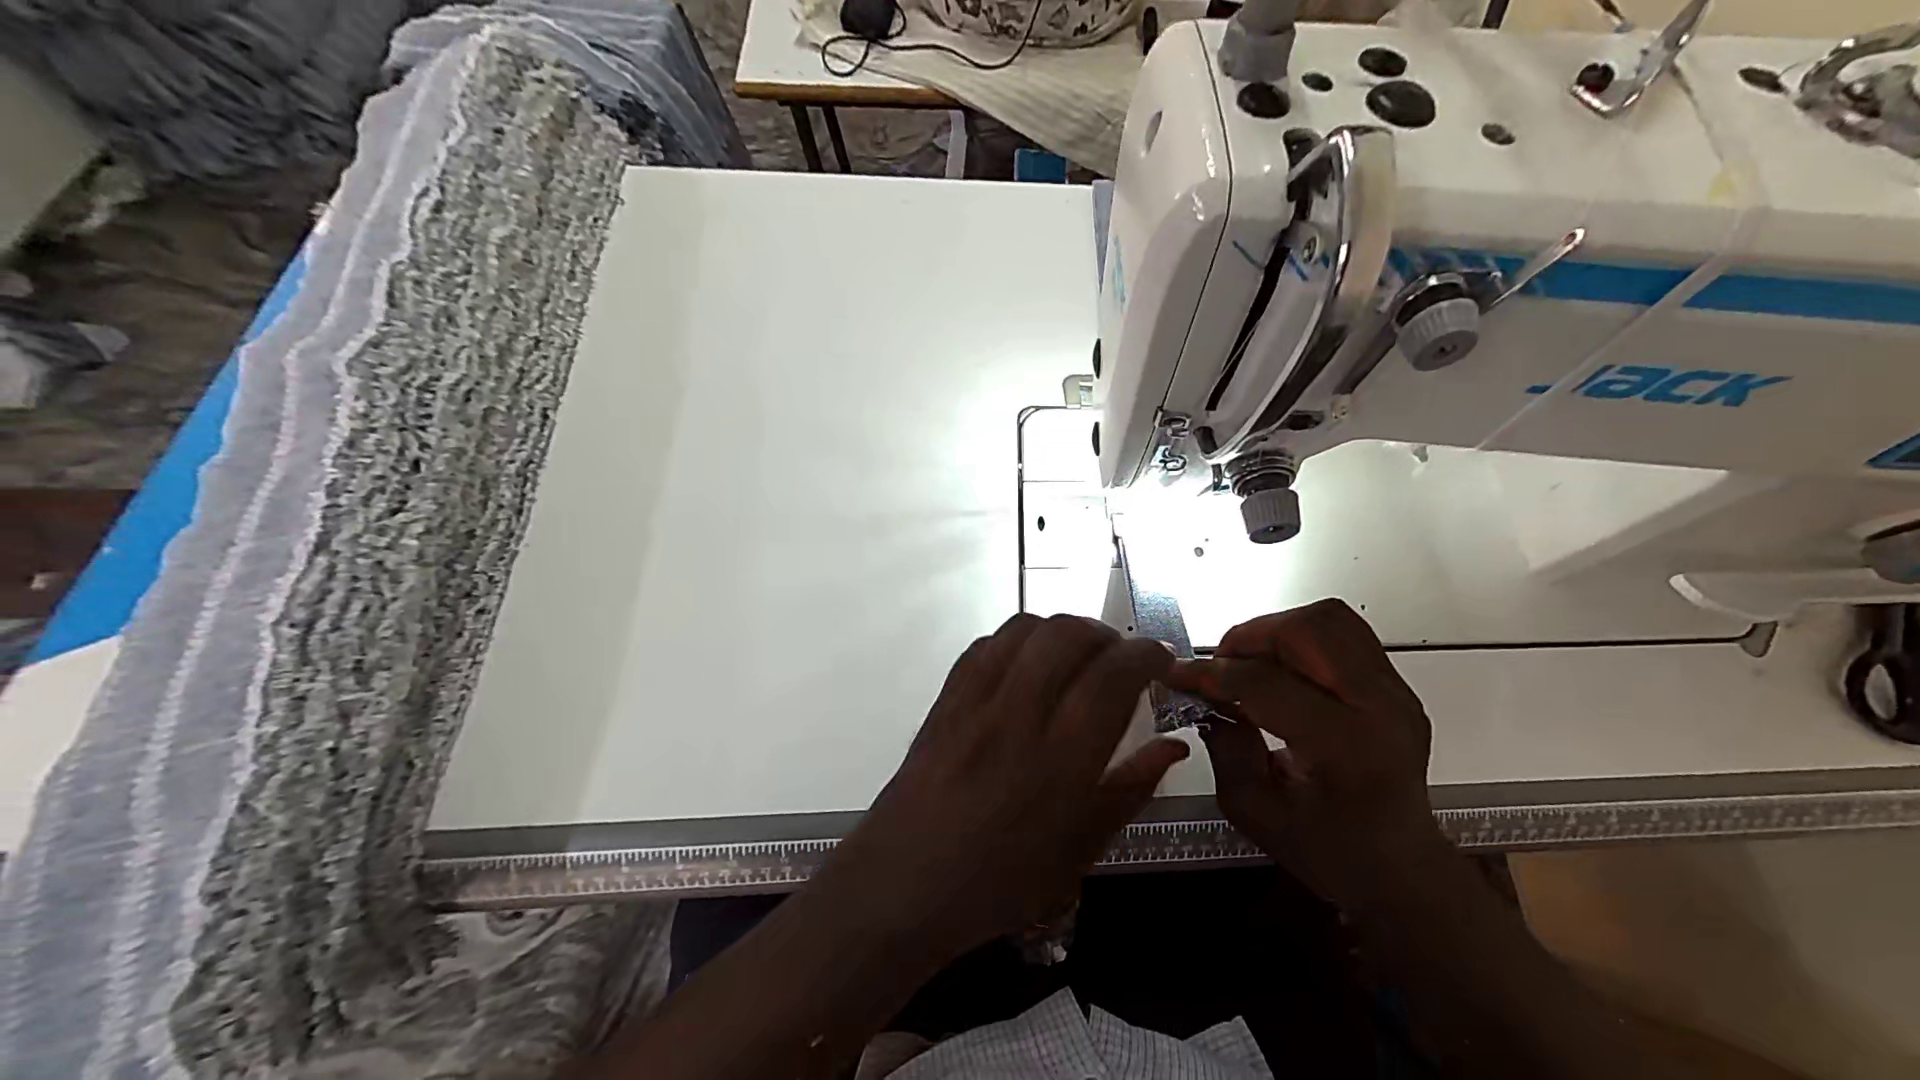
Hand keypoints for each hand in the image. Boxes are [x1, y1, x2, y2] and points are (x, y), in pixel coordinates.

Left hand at [818, 613, 1189, 958]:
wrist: (904, 883)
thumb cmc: (998, 883)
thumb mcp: (1080, 851)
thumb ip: (1130, 790)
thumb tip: (1172, 747)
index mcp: (1060, 761)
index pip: (1113, 676)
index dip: (1145, 656)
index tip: (1161, 661)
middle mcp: (1016, 717)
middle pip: (1067, 635)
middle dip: (1105, 634)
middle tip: (1120, 658)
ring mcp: (974, 702)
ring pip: (1024, 629)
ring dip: (1061, 631)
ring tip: (1077, 657)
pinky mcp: (944, 698)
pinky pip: (985, 645)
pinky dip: (1018, 642)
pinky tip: (1028, 667)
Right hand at [1165, 599, 1448, 903]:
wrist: (1401, 866)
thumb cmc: (1330, 850)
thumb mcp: (1254, 810)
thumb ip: (1223, 745)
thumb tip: (1199, 695)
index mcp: (1349, 749)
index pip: (1267, 683)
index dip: (1213, 673)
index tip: (1179, 675)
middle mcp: (1382, 709)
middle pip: (1309, 630)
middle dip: (1250, 636)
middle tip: (1220, 664)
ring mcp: (1395, 692)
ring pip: (1329, 619)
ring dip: (1275, 630)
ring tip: (1248, 663)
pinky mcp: (1394, 684)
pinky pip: (1341, 634)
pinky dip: (1297, 639)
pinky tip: (1276, 669)